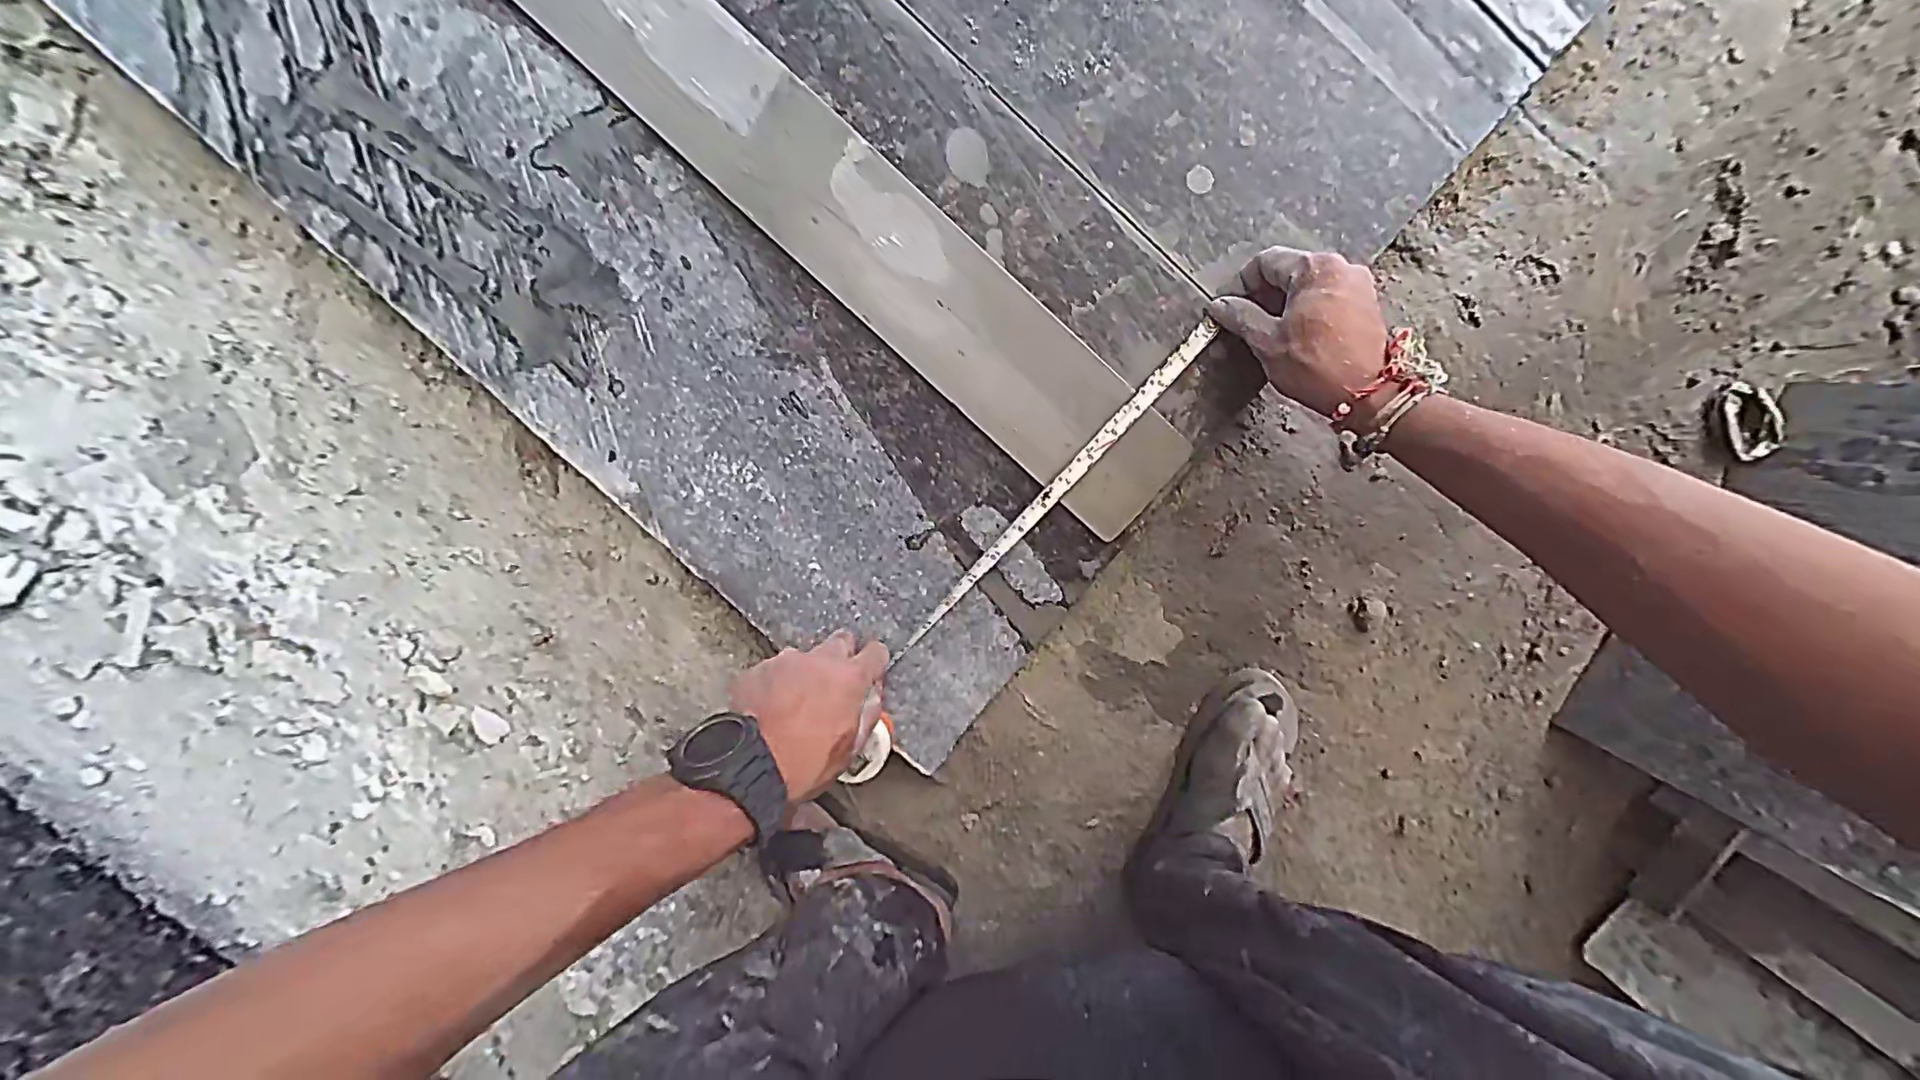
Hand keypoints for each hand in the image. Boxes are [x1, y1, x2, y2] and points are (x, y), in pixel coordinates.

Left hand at [730, 629, 887, 801]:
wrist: (751, 764)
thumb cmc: (804, 763)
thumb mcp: (850, 749)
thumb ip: (867, 715)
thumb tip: (872, 699)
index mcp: (850, 679)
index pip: (875, 653)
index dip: (875, 662)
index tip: (871, 671)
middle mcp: (821, 661)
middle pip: (841, 641)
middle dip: (843, 656)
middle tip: (837, 681)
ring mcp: (787, 661)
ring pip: (806, 656)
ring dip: (808, 671)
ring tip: (798, 700)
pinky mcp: (759, 669)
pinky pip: (776, 668)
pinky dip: (778, 681)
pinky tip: (773, 705)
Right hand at [1208, 248, 1389, 424]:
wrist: (1368, 393)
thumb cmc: (1317, 366)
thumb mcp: (1266, 341)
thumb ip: (1240, 316)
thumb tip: (1220, 305)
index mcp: (1315, 268)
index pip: (1265, 262)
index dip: (1239, 286)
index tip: (1227, 310)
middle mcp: (1341, 267)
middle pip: (1287, 272)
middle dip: (1260, 297)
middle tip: (1242, 326)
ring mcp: (1356, 285)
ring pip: (1305, 287)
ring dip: (1281, 307)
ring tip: (1266, 336)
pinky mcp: (1364, 305)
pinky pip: (1323, 299)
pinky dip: (1302, 313)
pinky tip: (1292, 339)